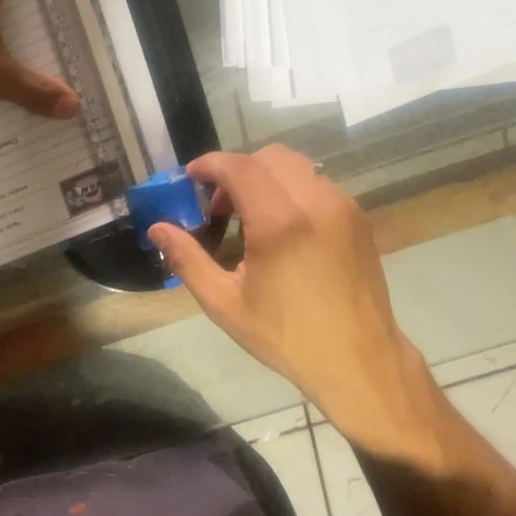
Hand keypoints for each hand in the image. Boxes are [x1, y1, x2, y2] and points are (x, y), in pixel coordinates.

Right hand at [148, 146, 435, 455]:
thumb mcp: (224, 303)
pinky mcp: (358, 220)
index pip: (241, 167)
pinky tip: (278, 233)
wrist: (356, 358)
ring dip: (265, 181)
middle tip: (215, 207)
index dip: (210, 165)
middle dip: (237, 171)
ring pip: (298, 168)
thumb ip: (188, 260)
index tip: (189, 178)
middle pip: (271, 157)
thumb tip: (157, 229)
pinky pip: (318, 187)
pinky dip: (290, 193)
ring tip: (245, 221)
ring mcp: (343, 208)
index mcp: (279, 222)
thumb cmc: (283, 336)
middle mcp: (316, 202)